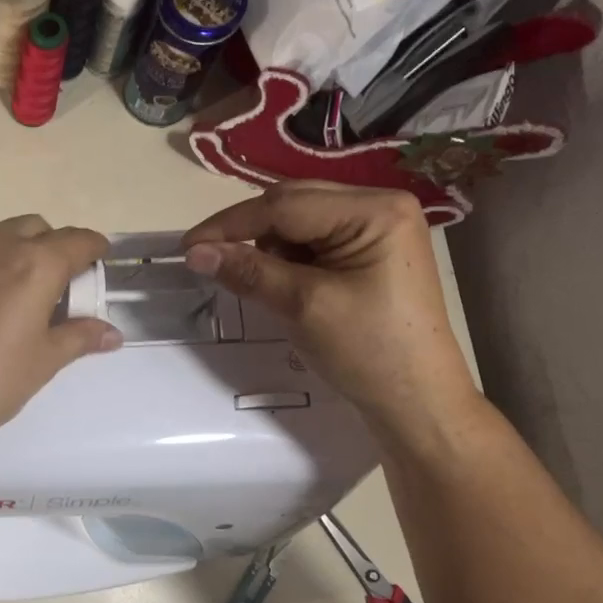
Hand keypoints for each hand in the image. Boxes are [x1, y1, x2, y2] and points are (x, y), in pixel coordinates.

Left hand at [0, 216, 122, 470]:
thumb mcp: (41, 363)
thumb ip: (78, 337)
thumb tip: (111, 333)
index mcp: (36, 264)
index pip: (77, 241)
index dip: (92, 251)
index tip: (95, 265)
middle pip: (35, 230)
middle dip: (51, 249)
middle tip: (52, 288)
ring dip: (12, 252)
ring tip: (10, 295)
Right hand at [183, 182, 476, 426]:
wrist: (415, 399)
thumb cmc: (367, 350)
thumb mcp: (303, 306)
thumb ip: (249, 272)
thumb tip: (195, 253)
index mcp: (375, 210)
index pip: (285, 204)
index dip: (231, 224)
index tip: (187, 248)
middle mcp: (381, 207)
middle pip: (293, 204)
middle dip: (251, 234)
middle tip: (211, 263)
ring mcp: (378, 230)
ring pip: (300, 224)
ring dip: (270, 249)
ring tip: (267, 288)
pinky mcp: (371, 255)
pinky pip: (315, 243)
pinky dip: (288, 261)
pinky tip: (286, 288)